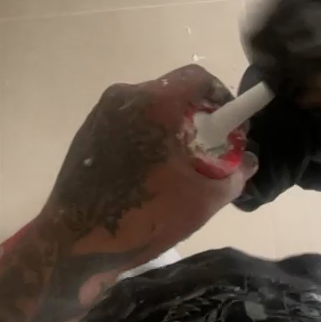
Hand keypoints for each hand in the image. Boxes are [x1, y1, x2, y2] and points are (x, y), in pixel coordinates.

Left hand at [33, 64, 257, 269]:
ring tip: (179, 168)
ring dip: (170, 129)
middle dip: (197, 117)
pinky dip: (146, 138)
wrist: (73, 243)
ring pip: (150, 109)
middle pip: (174, 93)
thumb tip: (247, 160)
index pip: (199, 78)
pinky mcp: (88, 131)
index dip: (222, 97)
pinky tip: (149, 174)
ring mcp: (103, 112)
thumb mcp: (201, 200)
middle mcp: (126, 95)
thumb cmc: (142, 216)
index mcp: (156, 103)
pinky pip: (129, 123)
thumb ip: (234, 174)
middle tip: (209, 151)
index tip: (231, 126)